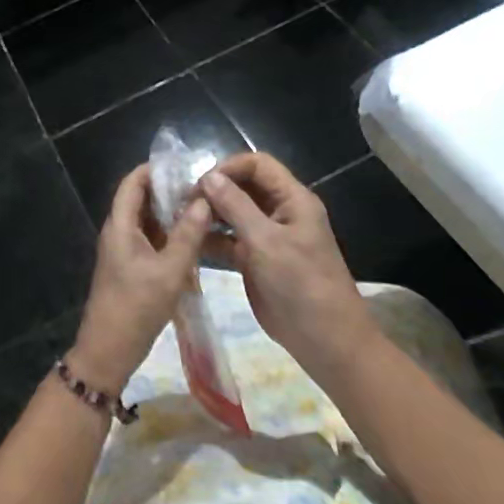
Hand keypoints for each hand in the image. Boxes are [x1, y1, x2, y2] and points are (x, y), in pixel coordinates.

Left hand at [70, 165, 213, 393]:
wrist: (108, 352)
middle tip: (204, 189)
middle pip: (141, 199)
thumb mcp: (169, 271)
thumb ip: (188, 234)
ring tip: (204, 210)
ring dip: (171, 214)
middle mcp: (119, 232)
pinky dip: (169, 235)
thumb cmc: (136, 307)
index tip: (187, 166)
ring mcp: (123, 251)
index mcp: (120, 226)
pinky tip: (193, 239)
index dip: (156, 169)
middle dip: (169, 191)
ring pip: (148, 221)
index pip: (133, 182)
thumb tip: (204, 200)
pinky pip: (150, 240)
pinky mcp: (130, 268)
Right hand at [199, 153, 373, 373]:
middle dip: (215, 190)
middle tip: (182, 202)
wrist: (324, 338)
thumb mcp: (266, 241)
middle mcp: (280, 212)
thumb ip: (236, 206)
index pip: (258, 165)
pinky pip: (231, 242)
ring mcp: (268, 238)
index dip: (229, 167)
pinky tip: (189, 242)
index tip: (199, 182)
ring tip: (180, 221)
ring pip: (235, 215)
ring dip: (210, 215)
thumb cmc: (300, 284)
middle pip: (244, 187)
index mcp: (292, 199)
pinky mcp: (256, 261)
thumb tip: (208, 176)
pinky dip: (212, 240)